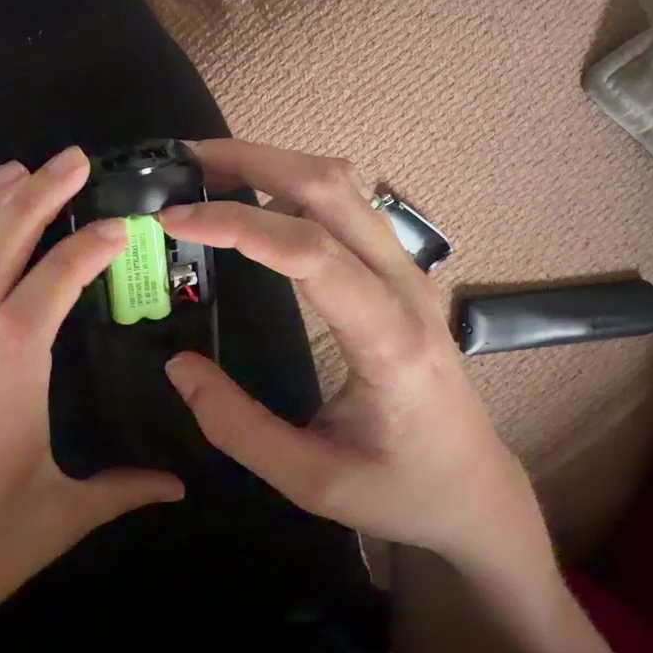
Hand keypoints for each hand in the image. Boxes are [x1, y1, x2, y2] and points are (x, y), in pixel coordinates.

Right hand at [158, 139, 539, 562]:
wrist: (479, 492)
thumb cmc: (401, 491)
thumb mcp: (311, 482)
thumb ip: (237, 427)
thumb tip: (176, 364)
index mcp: (389, 340)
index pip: (309, 252)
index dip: (236, 223)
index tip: (173, 219)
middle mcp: (407, 287)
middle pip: (330, 187)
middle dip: (251, 160)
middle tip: (182, 164)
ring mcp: (411, 272)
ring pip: (342, 184)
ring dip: (272, 164)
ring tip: (207, 173)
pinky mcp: (402, 271)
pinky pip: (349, 203)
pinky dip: (294, 183)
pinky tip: (254, 202)